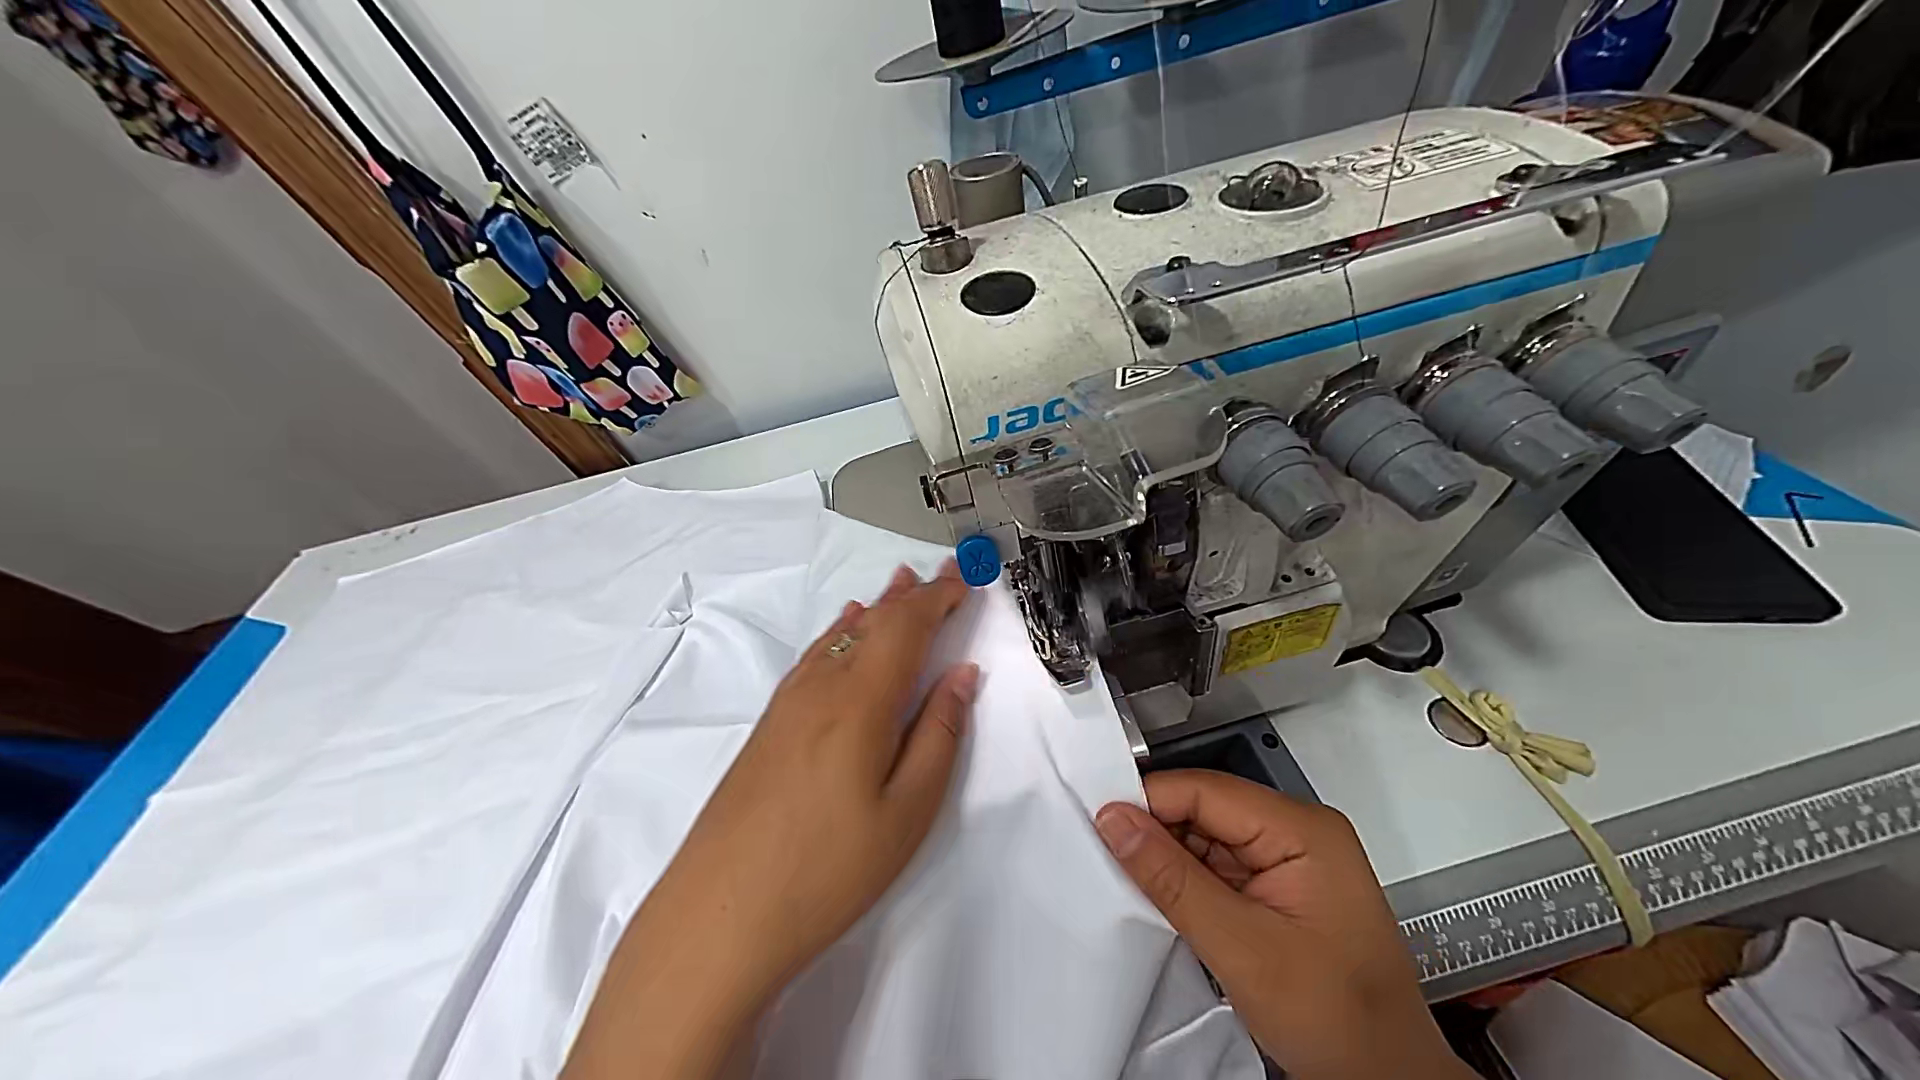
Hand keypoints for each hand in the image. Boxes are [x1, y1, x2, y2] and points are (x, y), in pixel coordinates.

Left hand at [564, 562, 976, 1079]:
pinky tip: (843, 629)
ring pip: (841, 635)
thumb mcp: (907, 810)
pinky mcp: (769, 724)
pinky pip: (815, 656)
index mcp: (861, 700)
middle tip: (940, 571)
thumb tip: (962, 675)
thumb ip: (940, 733)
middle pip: (873, 623)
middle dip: (912, 595)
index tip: (964, 578)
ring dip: (877, 607)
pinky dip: (840, 632)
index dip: (939, 599)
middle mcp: (822, 686)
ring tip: (900, 585)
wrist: (719, 914)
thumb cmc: (828, 867)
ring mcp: (788, 703)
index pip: (907, 627)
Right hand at [1095, 771, 1473, 1079]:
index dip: (1149, 802)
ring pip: (1202, 836)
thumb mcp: (1241, 947)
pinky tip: (1172, 904)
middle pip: (1201, 808)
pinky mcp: (1273, 884)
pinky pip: (1213, 864)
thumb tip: (1119, 822)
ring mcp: (1285, 859)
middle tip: (1116, 860)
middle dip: (1156, 833)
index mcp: (1303, 830)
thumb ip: (1171, 878)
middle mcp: (1296, 834)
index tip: (1105, 822)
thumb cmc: (1348, 1024)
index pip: (1204, 790)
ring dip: (1169, 861)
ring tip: (1150, 894)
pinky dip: (1184, 881)